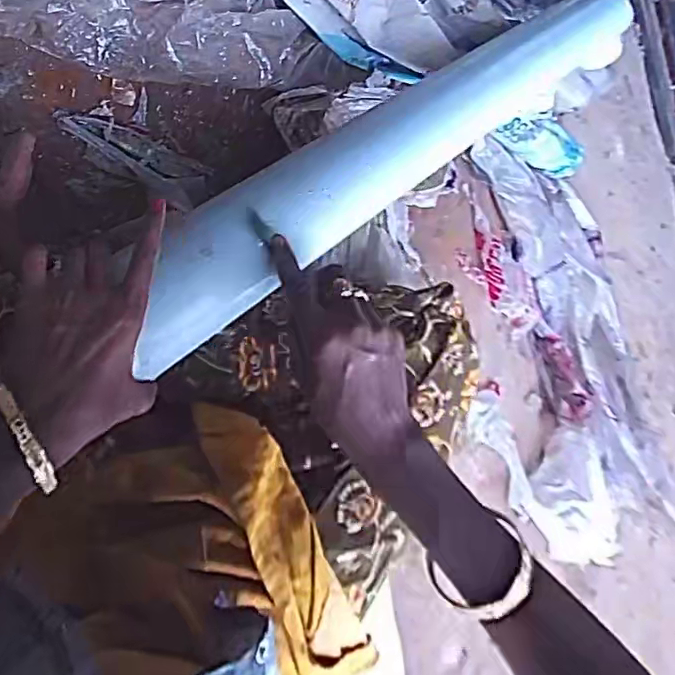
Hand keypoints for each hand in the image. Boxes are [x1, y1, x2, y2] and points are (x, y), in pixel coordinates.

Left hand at [0, 201, 166, 463]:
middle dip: (102, 252)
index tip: (158, 204)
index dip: (153, 227)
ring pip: (73, 252)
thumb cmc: (91, 410)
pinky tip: (41, 262)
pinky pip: (35, 258)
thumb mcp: (133, 400)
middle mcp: (98, 295)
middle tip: (99, 265)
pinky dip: (39, 257)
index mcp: (128, 313)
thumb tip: (153, 386)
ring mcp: (62, 294)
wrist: (37, 419)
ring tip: (72, 270)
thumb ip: (147, 385)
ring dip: (76, 258)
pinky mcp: (31, 300)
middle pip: (102, 249)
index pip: (145, 259)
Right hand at [269, 234, 416, 469]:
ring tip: (346, 336)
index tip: (279, 242)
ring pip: (354, 297)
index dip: (287, 263)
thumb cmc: (335, 412)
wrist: (383, 432)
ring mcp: (377, 324)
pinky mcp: (394, 331)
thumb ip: (299, 340)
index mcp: (322, 334)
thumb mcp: (305, 379)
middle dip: (324, 285)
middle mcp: (350, 321)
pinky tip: (364, 349)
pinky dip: (364, 323)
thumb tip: (294, 313)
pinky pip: (373, 314)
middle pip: (333, 281)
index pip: (299, 289)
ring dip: (345, 306)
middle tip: (320, 302)